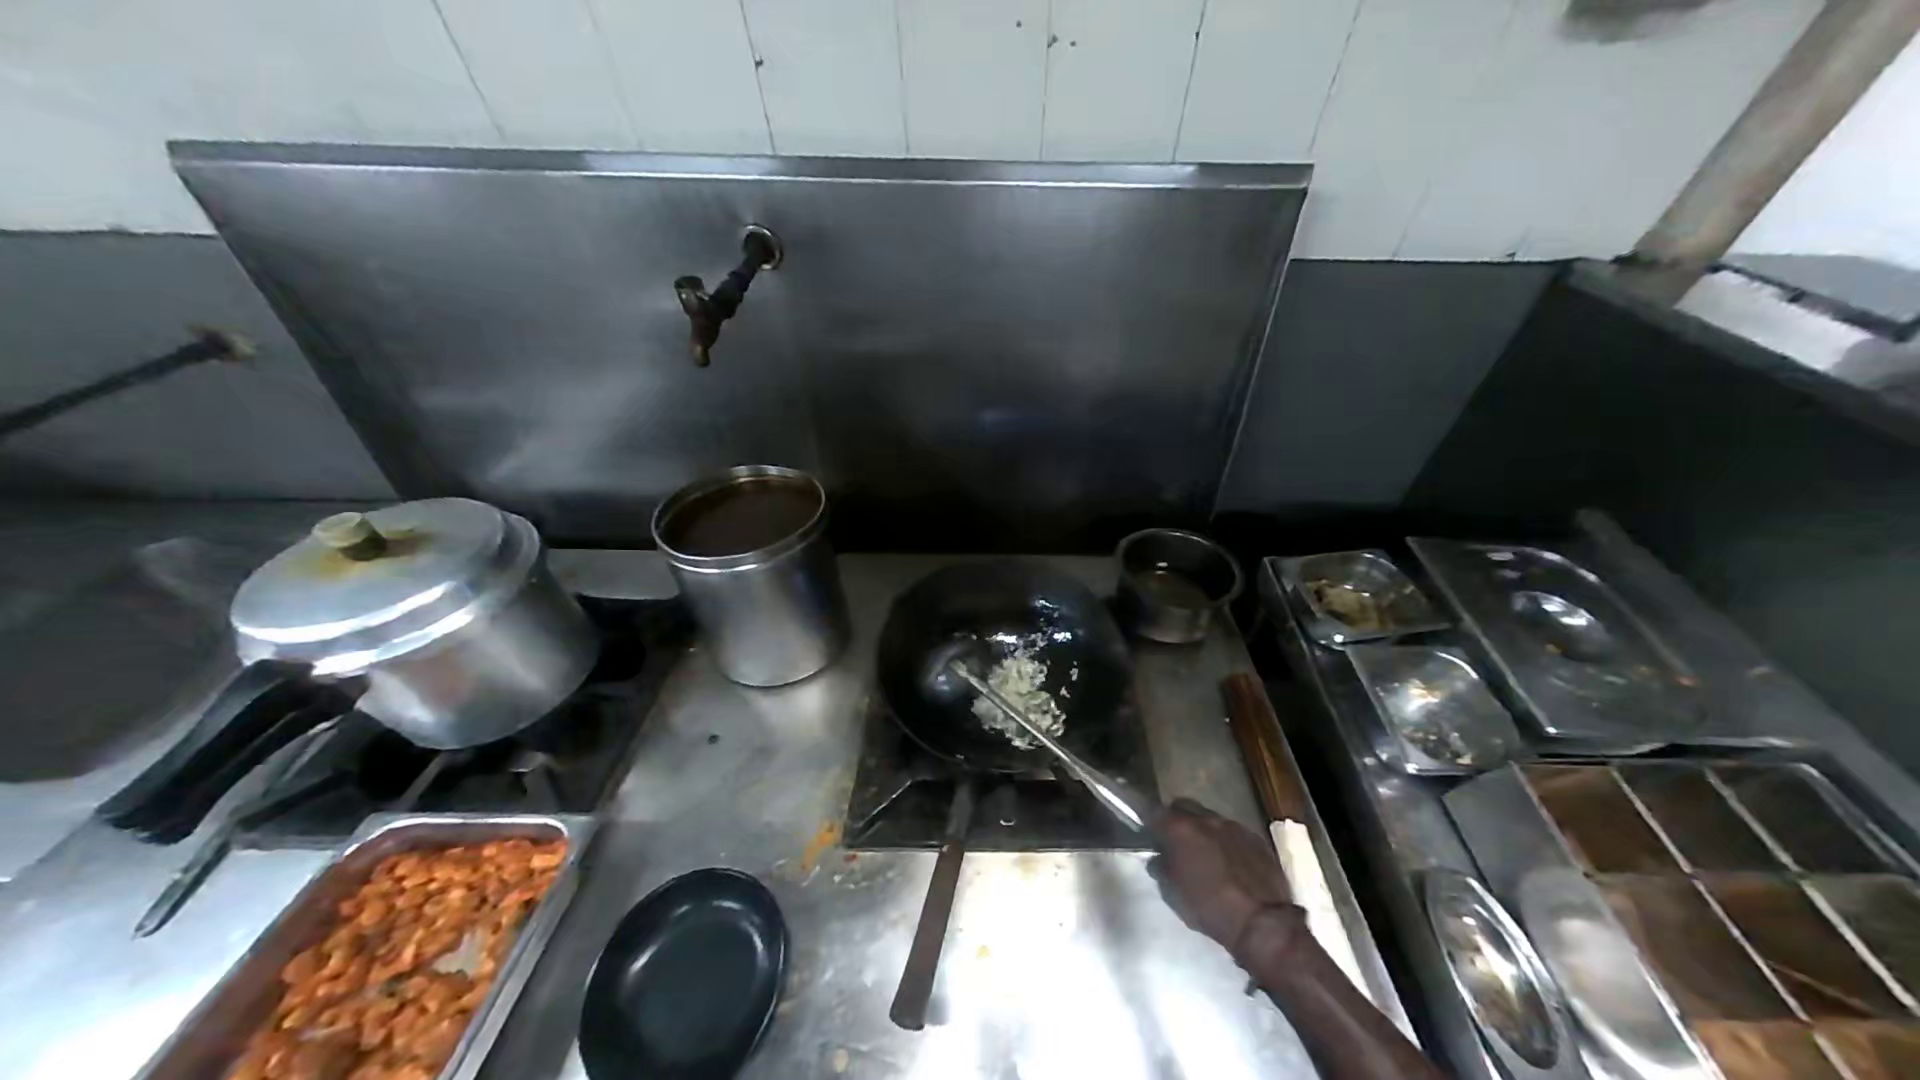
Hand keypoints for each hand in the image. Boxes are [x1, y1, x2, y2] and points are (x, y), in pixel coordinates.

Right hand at [1150, 798, 1300, 963]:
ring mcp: (1233, 826)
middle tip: (1175, 840)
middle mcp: (1205, 819)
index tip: (1143, 825)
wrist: (1262, 923)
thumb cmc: (1209, 909)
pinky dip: (1225, 841)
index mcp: (1179, 829)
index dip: (1145, 816)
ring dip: (1202, 830)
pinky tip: (1229, 862)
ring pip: (1209, 817)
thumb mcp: (1172, 894)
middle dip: (1176, 818)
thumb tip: (1158, 859)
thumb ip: (1161, 869)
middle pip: (1183, 806)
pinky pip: (1232, 831)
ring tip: (1205, 853)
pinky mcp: (1255, 838)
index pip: (1152, 810)